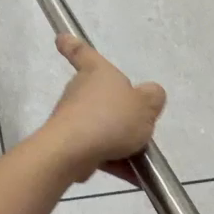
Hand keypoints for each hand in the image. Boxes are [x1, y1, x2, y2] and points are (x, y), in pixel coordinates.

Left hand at [41, 34, 164, 182]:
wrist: (73, 150)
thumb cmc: (110, 118)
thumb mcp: (145, 105)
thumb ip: (152, 97)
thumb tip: (149, 95)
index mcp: (96, 73)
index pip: (83, 53)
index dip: (73, 45)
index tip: (60, 37)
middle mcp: (80, 91)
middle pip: (102, 98)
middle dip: (120, 114)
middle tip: (140, 130)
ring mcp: (72, 117)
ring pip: (102, 128)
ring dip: (121, 143)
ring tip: (139, 160)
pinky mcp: (69, 142)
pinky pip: (98, 150)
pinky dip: (115, 161)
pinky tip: (134, 176)